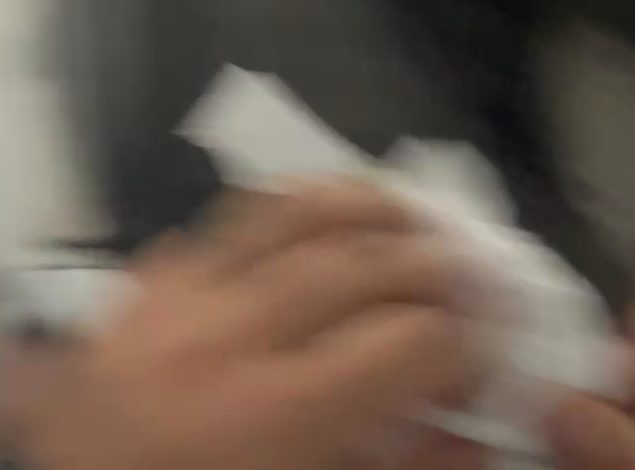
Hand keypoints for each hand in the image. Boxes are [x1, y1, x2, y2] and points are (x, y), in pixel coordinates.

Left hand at [15, 181, 482, 469]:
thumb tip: (472, 430)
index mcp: (268, 417)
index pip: (397, 344)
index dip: (461, 338)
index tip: (488, 340)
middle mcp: (223, 335)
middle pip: (349, 264)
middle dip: (425, 260)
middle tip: (468, 265)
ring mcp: (176, 293)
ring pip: (285, 213)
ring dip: (357, 203)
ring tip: (406, 209)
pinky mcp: (146, 277)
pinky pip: (227, 219)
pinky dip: (285, 206)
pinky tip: (318, 209)